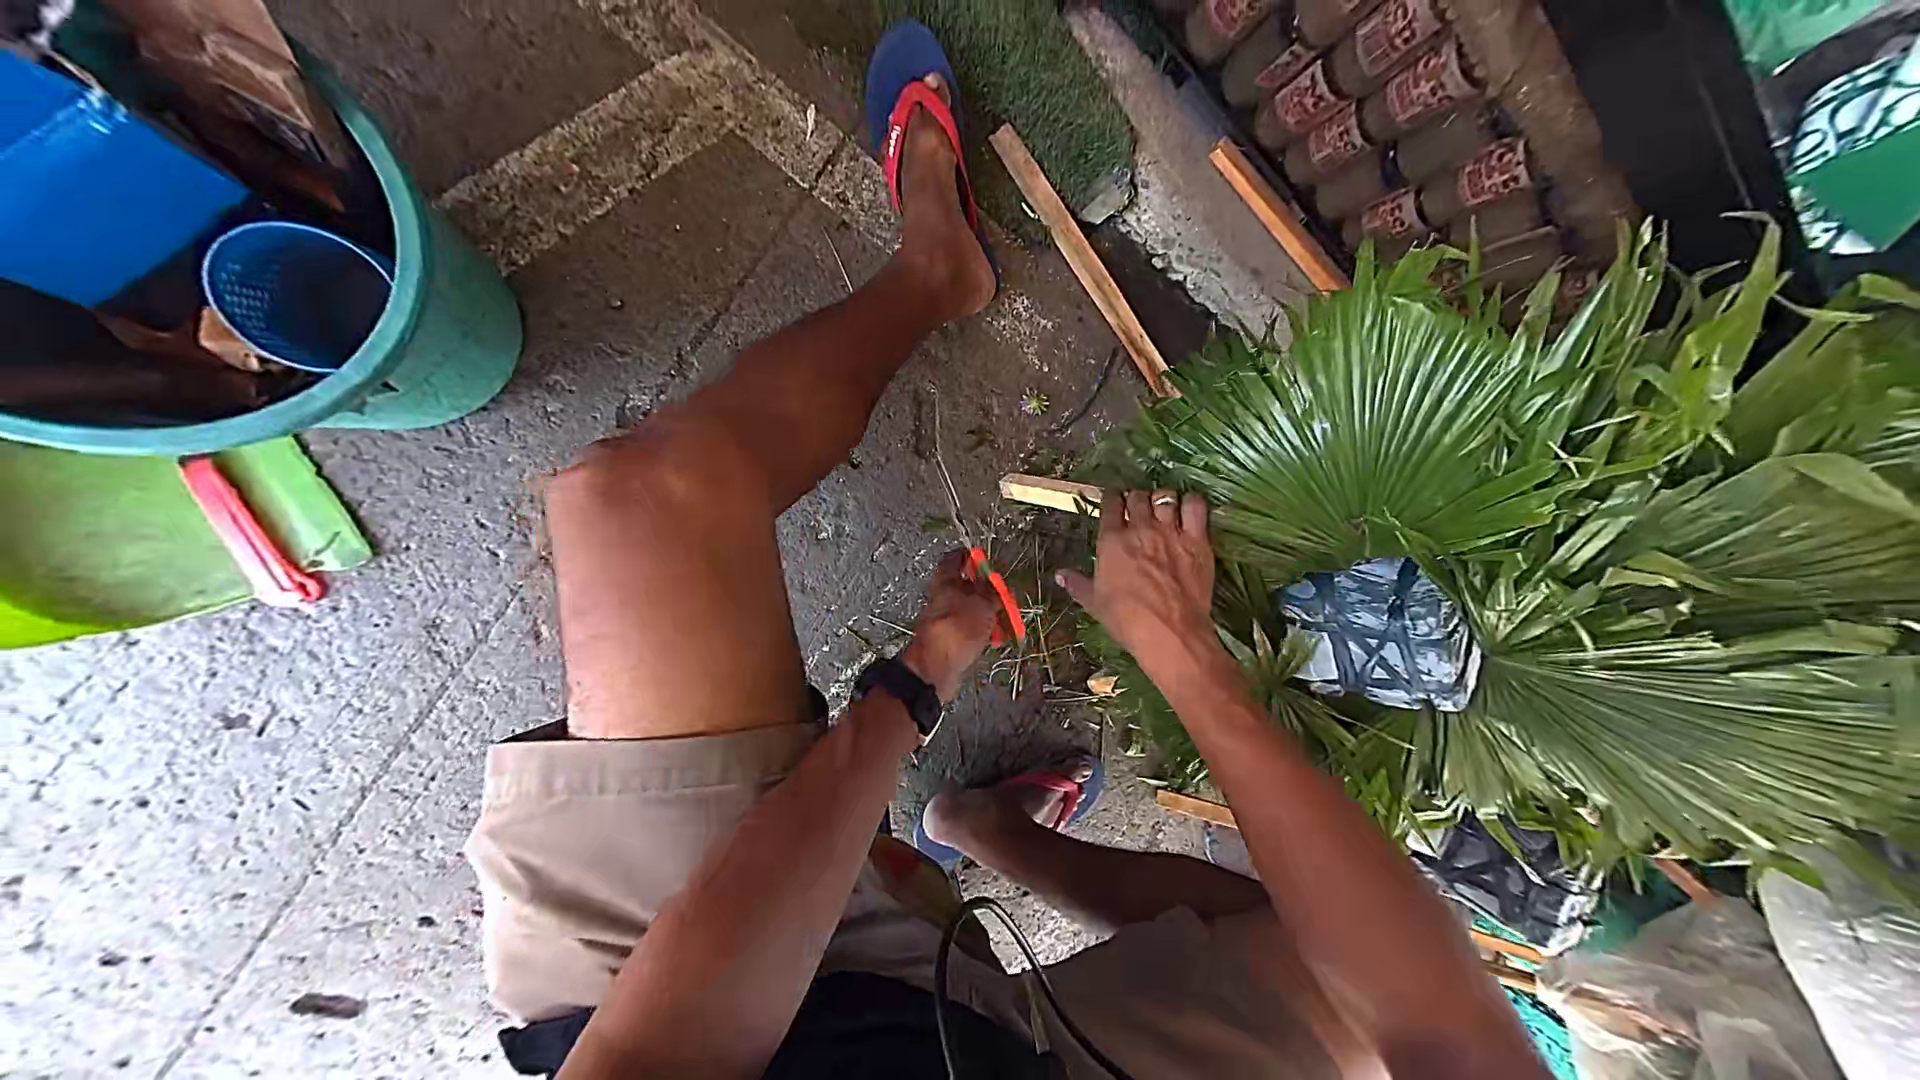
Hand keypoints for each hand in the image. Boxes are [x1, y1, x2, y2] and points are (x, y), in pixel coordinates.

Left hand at [900, 549, 1003, 701]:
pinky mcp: (950, 640)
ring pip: (971, 610)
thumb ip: (992, 591)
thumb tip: (996, 583)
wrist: (936, 668)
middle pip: (966, 586)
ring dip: (989, 613)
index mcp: (945, 581)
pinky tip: (997, 639)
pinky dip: (984, 632)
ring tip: (1007, 621)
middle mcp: (943, 598)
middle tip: (1005, 596)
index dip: (971, 557)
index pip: (955, 558)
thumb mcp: (982, 603)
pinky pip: (971, 630)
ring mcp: (946, 620)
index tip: (987, 561)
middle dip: (988, 591)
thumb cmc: (958, 628)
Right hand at [1056, 490, 1218, 670]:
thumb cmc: (1127, 619)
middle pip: (1138, 496)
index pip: (1110, 504)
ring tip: (1162, 508)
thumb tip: (1060, 575)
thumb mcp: (1095, 602)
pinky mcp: (1197, 540)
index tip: (1114, 501)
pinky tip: (1188, 510)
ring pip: (1165, 496)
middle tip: (1138, 508)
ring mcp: (1170, 531)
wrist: (1169, 631)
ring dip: (1162, 499)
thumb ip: (1078, 584)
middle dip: (1136, 499)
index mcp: (1112, 540)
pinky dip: (1191, 502)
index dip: (1112, 499)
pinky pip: (1195, 506)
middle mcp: (1141, 528)